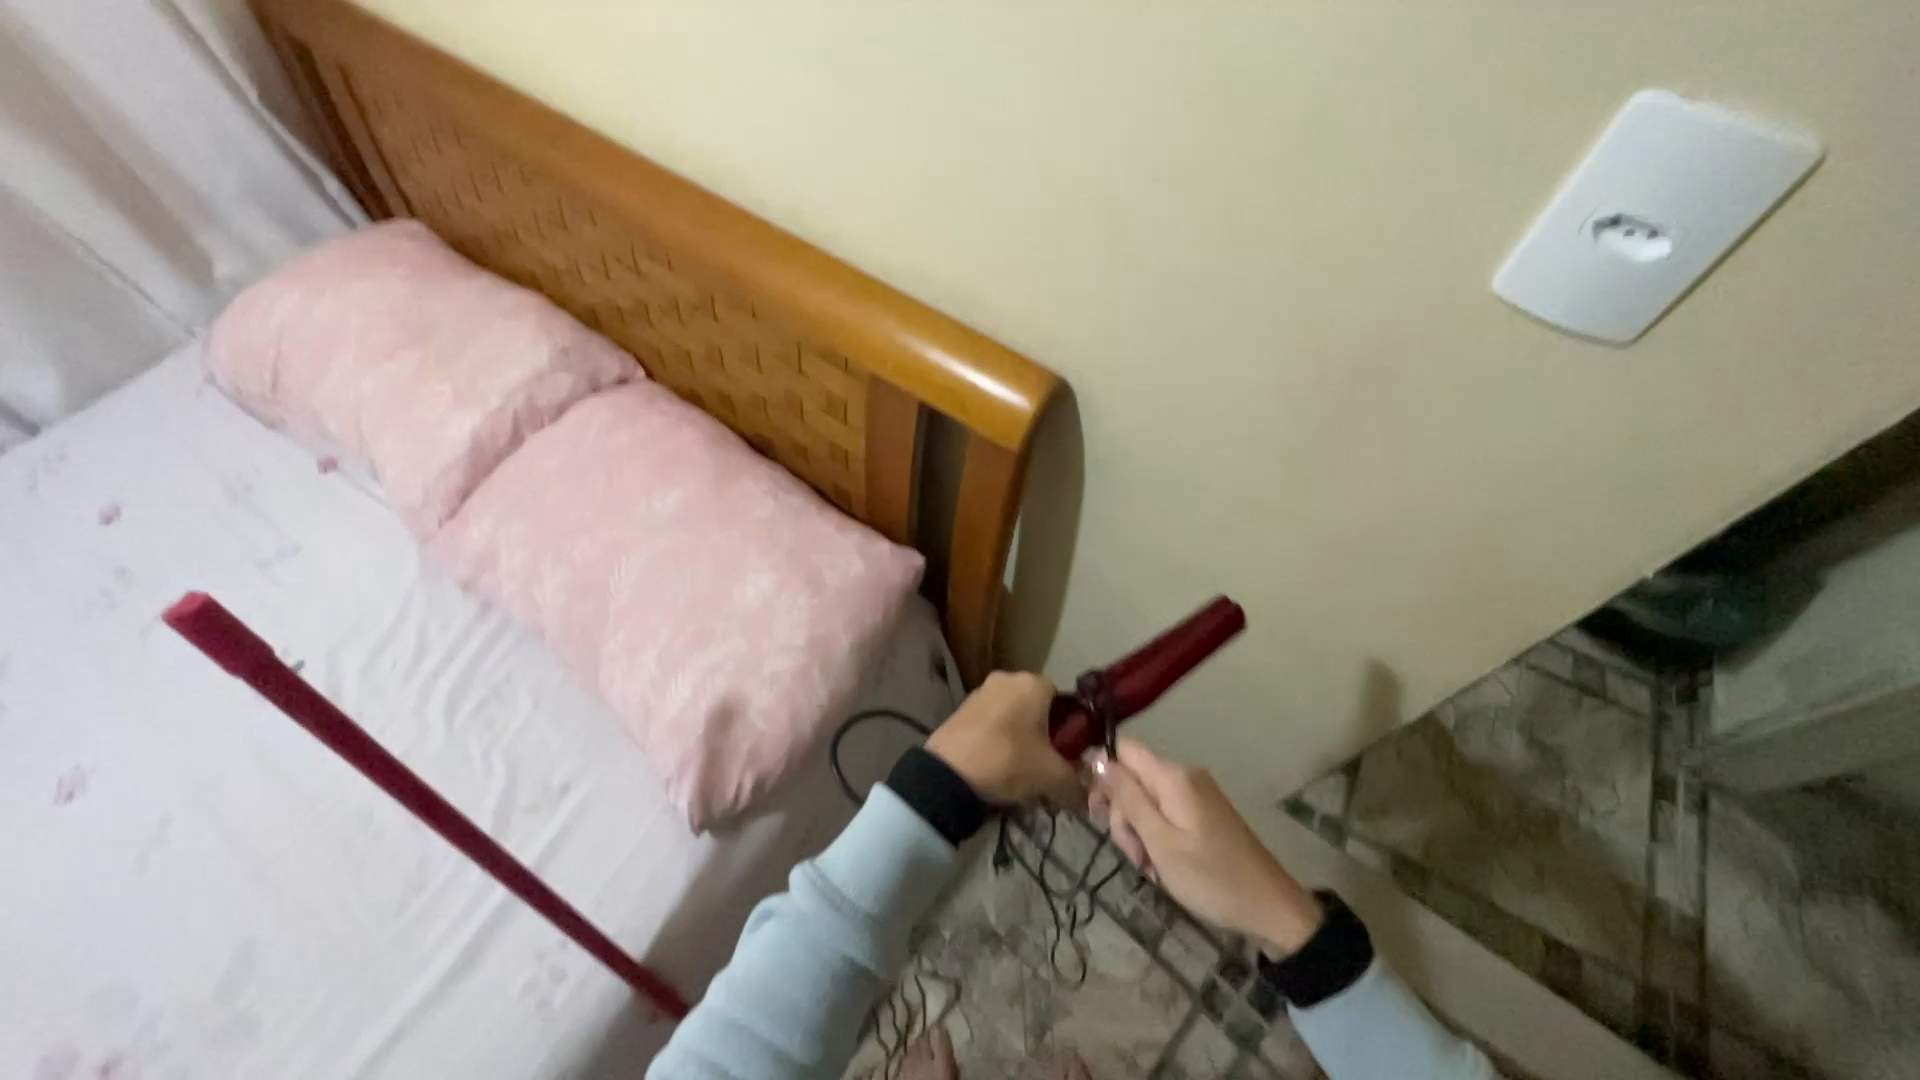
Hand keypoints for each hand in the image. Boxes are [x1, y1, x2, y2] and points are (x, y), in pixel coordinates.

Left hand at [926, 672, 1082, 808]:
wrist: (948, 774)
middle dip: (1044, 734)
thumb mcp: (1052, 777)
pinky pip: (990, 723)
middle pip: (1037, 707)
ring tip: (1020, 771)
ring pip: (1012, 715)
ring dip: (1020, 738)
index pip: (1064, 700)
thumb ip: (1077, 785)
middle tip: (1046, 765)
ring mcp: (979, 692)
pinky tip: (997, 766)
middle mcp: (1006, 679)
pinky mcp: (960, 710)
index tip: (1067, 754)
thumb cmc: (1009, 761)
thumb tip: (1090, 800)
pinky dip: (997, 740)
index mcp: (1033, 683)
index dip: (1070, 729)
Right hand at [1090, 737, 1323, 955]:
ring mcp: (1196, 794)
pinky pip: (1165, 812)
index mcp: (1172, 776)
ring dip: (1139, 831)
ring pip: (1146, 799)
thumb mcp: (1160, 841)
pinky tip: (1163, 865)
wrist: (1269, 907)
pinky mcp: (1204, 812)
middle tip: (1133, 854)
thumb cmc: (1210, 877)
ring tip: (1150, 866)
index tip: (1097, 812)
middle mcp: (1184, 776)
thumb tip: (1097, 758)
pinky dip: (1157, 836)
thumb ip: (1127, 798)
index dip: (1102, 774)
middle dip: (1123, 814)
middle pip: (1132, 777)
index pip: (1122, 749)